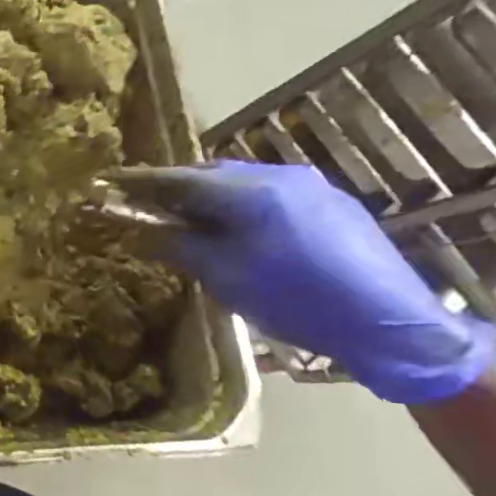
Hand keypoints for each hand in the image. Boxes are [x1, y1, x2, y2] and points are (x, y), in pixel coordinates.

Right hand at [113, 161, 495, 404]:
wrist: (387, 321)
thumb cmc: (297, 300)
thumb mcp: (228, 278)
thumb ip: (181, 247)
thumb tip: (141, 231)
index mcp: (252, 192)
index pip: (182, 179)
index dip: (142, 182)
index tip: (108, 181)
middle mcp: (281, 176)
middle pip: (212, 175)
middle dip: (175, 189)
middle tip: (145, 206)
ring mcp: (310, 187)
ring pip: (242, 184)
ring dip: (208, 199)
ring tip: (185, 221)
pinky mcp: (329, 204)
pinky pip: (267, 195)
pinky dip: (238, 208)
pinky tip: (234, 232)